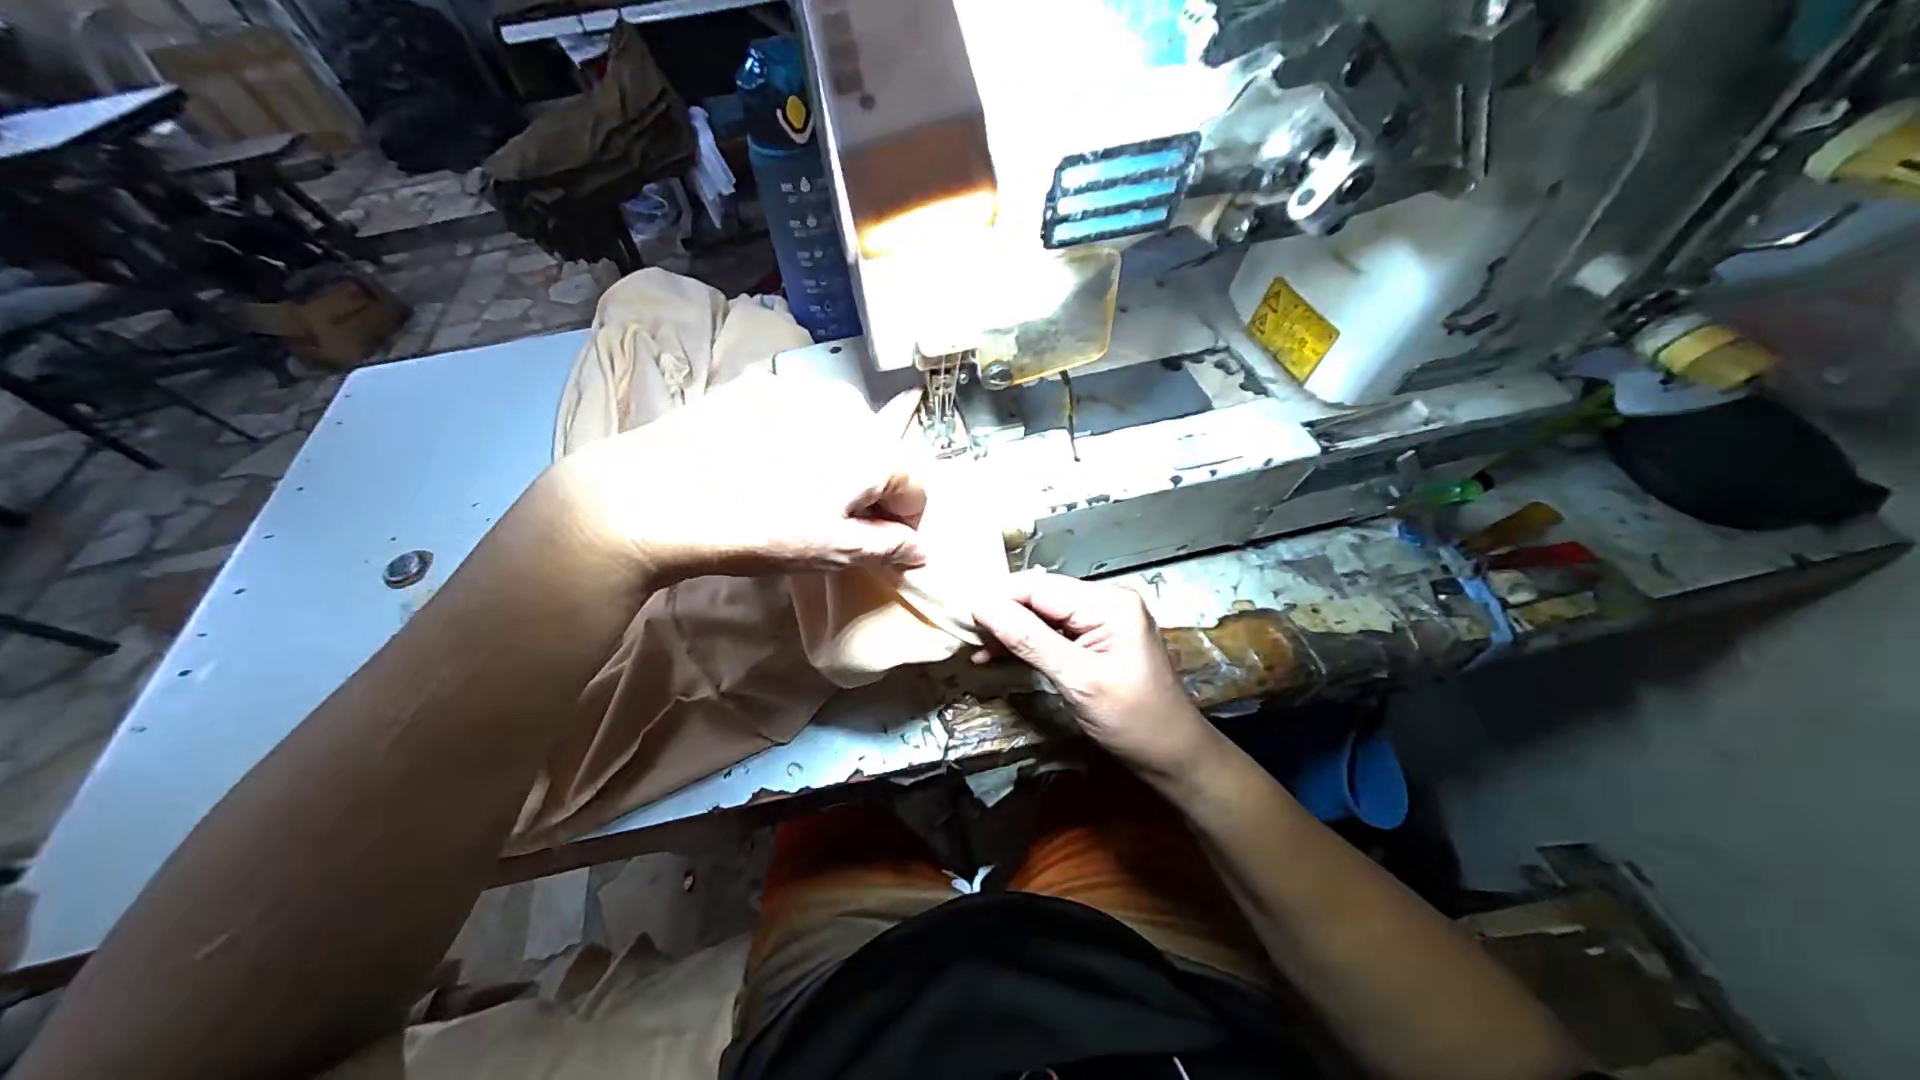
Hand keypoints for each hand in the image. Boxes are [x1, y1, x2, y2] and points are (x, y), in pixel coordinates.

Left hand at [549, 372, 927, 582]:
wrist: (650, 495)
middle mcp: (847, 407)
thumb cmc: (755, 530)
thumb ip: (886, 547)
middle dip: (869, 490)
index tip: (876, 544)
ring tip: (793, 492)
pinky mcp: (755, 385)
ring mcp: (799, 389)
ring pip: (840, 432)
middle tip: (831, 522)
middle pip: (880, 455)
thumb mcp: (828, 551)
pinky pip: (798, 416)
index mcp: (874, 449)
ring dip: (834, 462)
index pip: (916, 488)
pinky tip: (760, 465)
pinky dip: (796, 440)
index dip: (903, 523)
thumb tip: (921, 549)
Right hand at [972, 571, 1220, 779]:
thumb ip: (1029, 640)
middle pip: (1039, 598)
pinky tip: (997, 655)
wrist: (1173, 757)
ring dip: (1009, 632)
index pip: (1040, 588)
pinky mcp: (1094, 641)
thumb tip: (982, 606)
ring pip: (1041, 616)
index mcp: (1109, 602)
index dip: (999, 598)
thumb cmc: (1133, 721)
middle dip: (1001, 616)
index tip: (960, 615)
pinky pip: (1052, 633)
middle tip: (964, 635)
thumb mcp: (1078, 680)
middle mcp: (1105, 601)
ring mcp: (1100, 621)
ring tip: (976, 649)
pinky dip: (1026, 645)